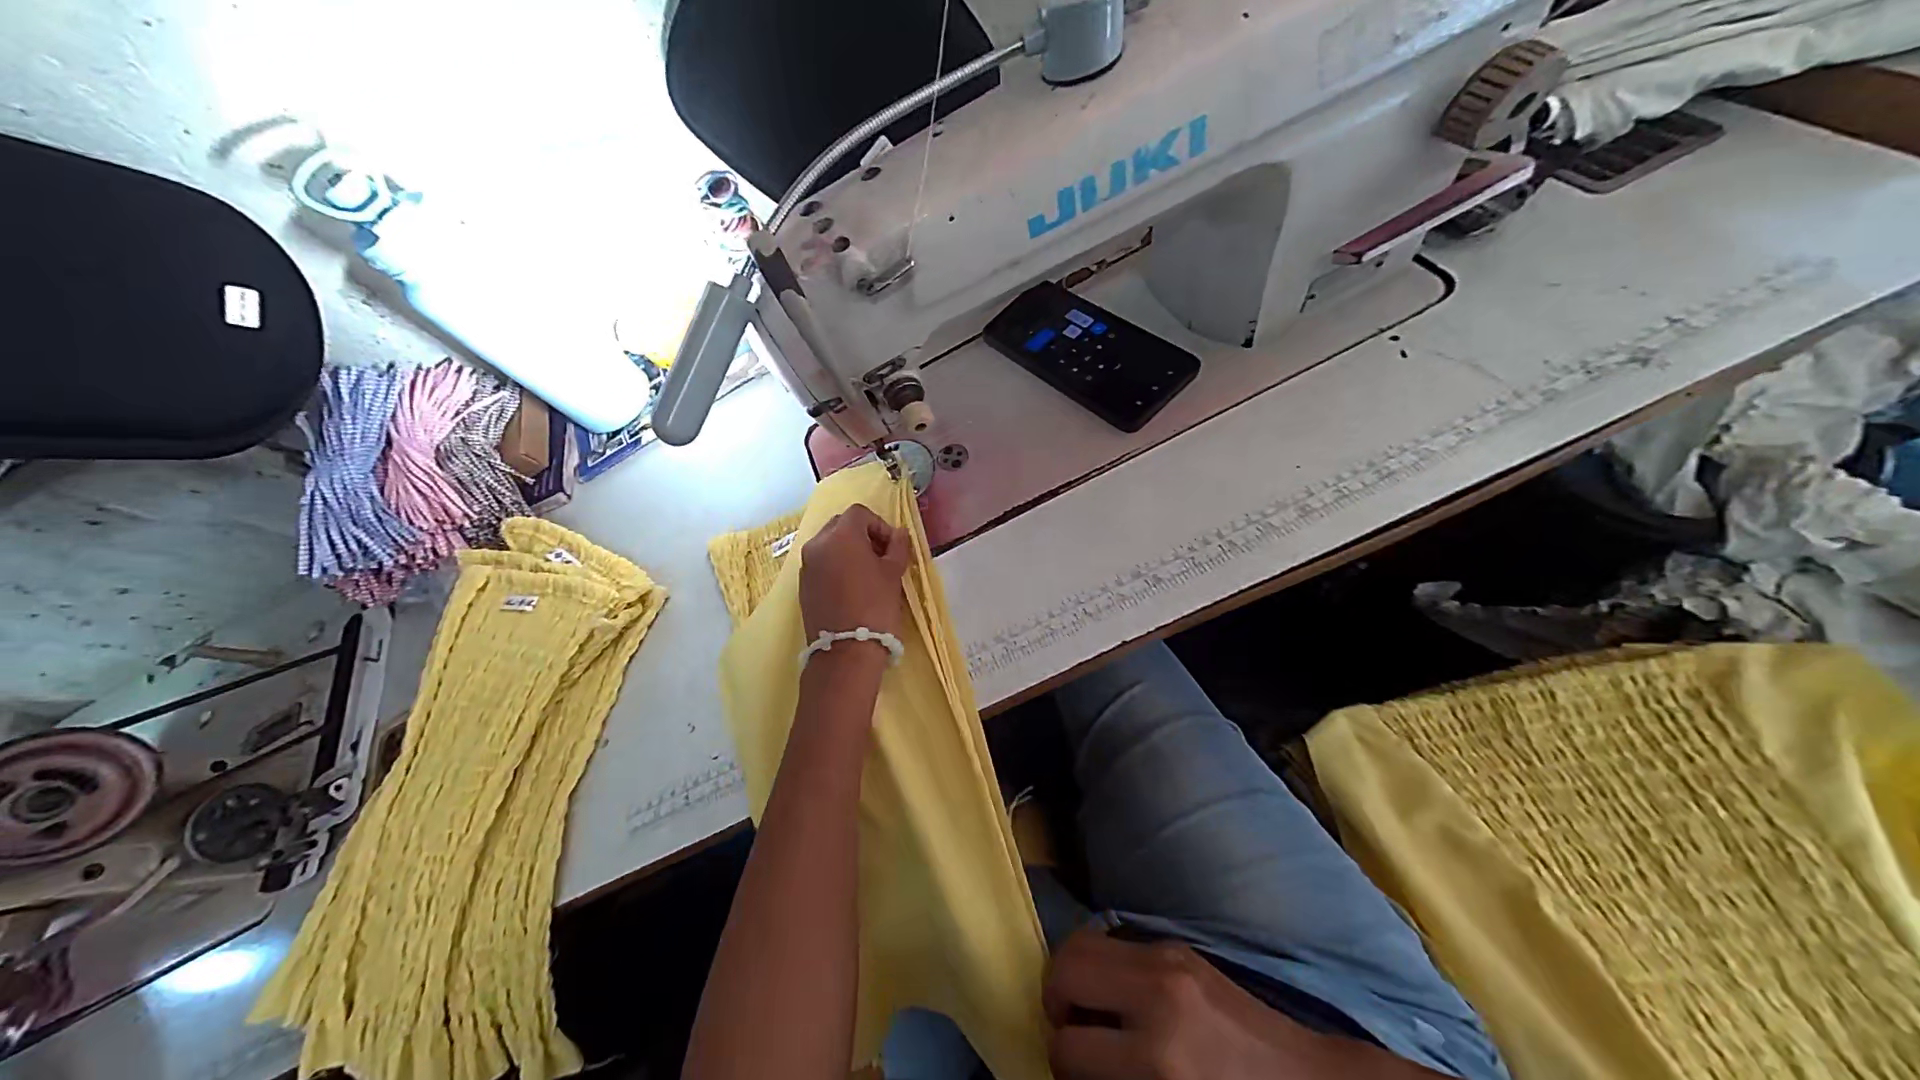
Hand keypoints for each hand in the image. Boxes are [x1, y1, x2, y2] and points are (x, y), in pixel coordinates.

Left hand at [798, 504, 911, 641]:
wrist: (846, 651)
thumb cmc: (875, 606)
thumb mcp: (893, 574)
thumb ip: (898, 546)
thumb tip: (899, 534)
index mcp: (841, 536)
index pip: (859, 513)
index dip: (879, 525)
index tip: (892, 546)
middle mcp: (817, 544)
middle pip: (841, 525)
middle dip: (862, 535)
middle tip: (881, 556)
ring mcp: (806, 565)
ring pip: (829, 544)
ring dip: (848, 550)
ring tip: (867, 573)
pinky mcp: (803, 584)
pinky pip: (821, 563)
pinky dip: (836, 566)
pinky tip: (852, 588)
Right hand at [1044, 926, 1415, 1079]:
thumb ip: (1113, 1076)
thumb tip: (1072, 1055)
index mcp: (1157, 1056)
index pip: (1068, 1046)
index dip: (1060, 1064)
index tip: (1074, 1071)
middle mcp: (1158, 995)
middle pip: (1065, 970)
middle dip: (1055, 1002)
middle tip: (1071, 1030)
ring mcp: (1169, 960)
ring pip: (1081, 943)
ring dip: (1073, 977)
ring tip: (1091, 1010)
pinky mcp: (1178, 946)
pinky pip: (1113, 942)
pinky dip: (1102, 966)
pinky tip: (1121, 997)